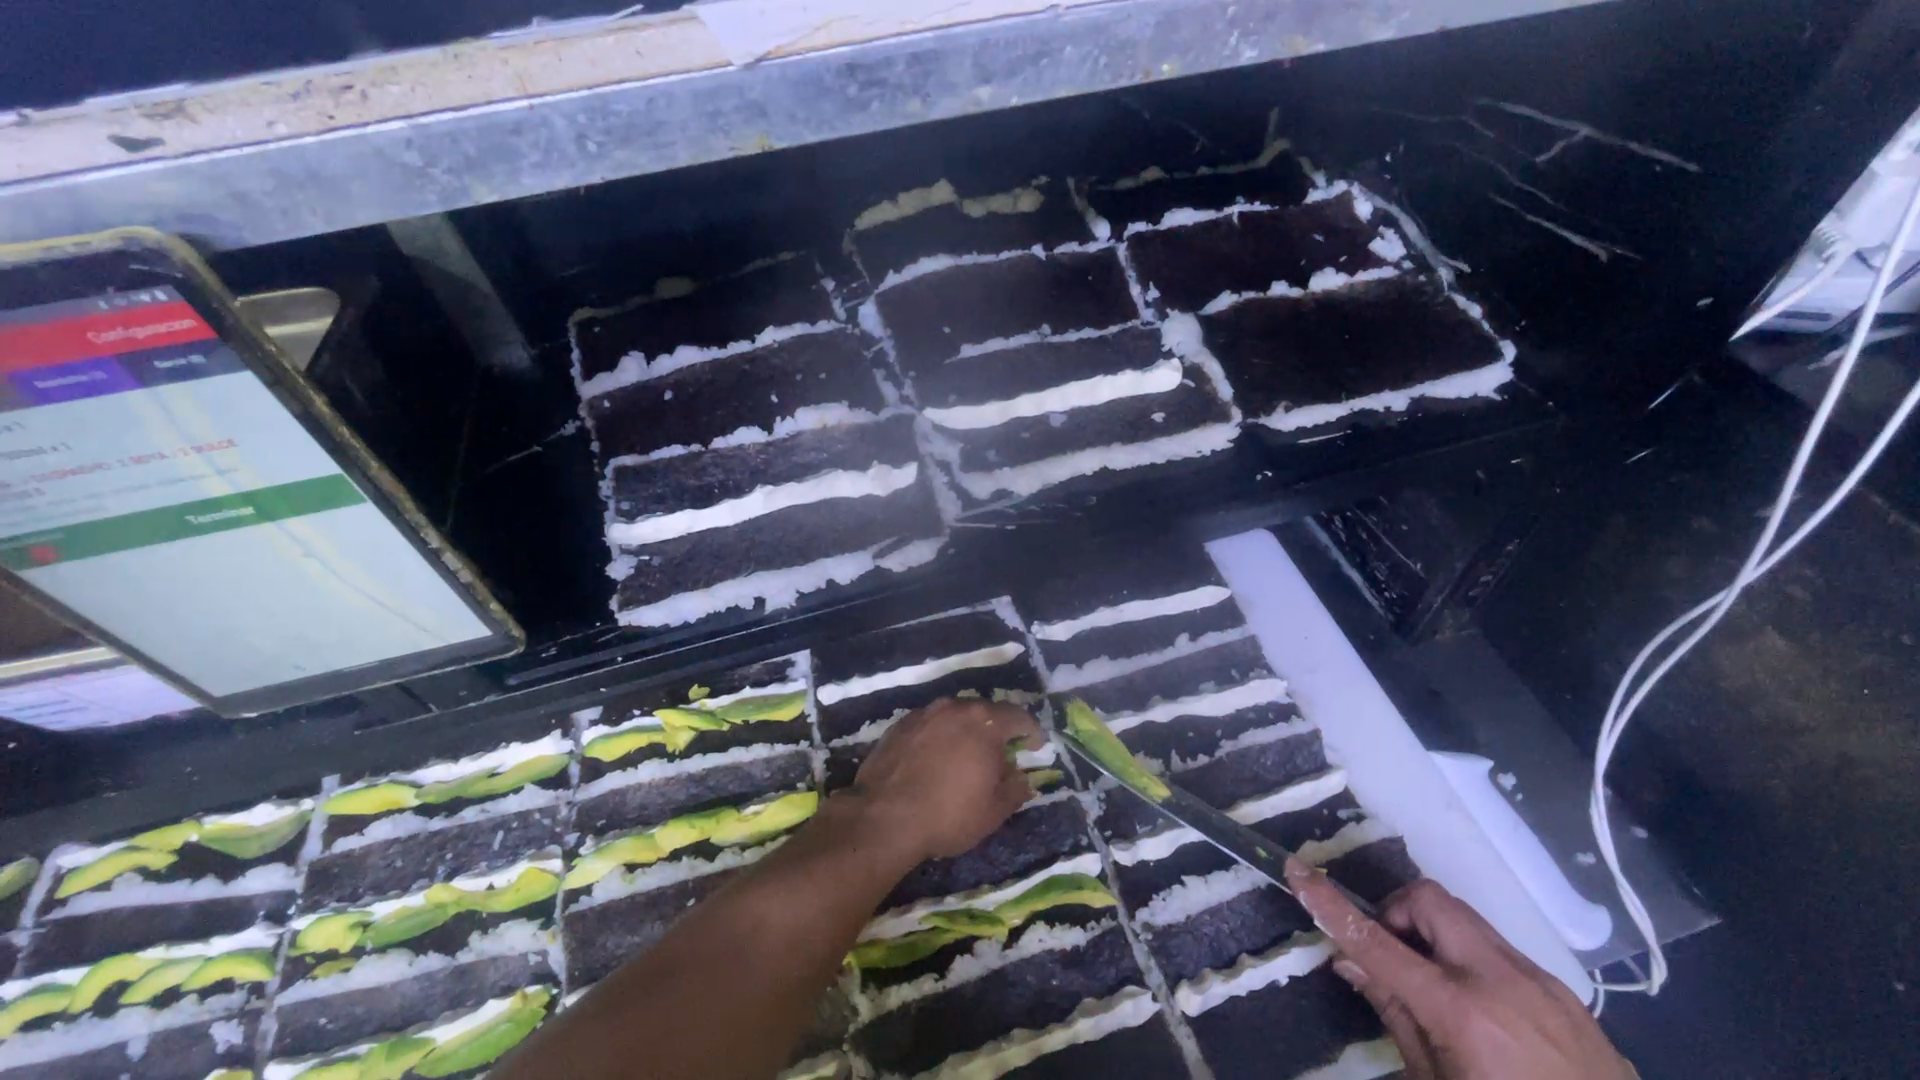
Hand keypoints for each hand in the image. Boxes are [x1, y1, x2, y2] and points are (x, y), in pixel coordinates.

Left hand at [849, 698, 1042, 859]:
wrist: (884, 818)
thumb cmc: (949, 814)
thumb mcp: (994, 811)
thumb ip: (1015, 788)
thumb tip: (1020, 776)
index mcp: (984, 722)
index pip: (1018, 716)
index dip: (1030, 731)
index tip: (1034, 746)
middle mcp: (954, 708)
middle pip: (983, 711)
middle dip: (996, 729)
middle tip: (1000, 753)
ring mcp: (923, 714)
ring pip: (953, 716)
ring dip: (964, 731)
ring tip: (965, 755)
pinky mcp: (898, 726)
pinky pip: (929, 725)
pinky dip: (938, 737)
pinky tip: (934, 759)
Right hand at [1285, 861, 1635, 1079]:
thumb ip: (1395, 1015)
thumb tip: (1352, 961)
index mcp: (1461, 1011)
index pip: (1376, 942)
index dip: (1330, 904)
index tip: (1297, 871)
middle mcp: (1500, 979)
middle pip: (1428, 900)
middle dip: (1396, 914)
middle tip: (1392, 959)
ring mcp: (1539, 980)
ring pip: (1465, 918)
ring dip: (1432, 934)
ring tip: (1433, 987)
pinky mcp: (1564, 990)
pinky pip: (1499, 949)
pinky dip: (1468, 958)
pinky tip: (1478, 1010)